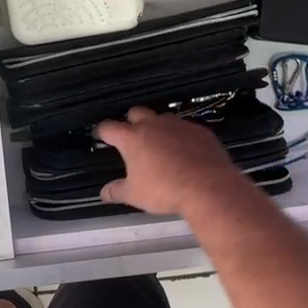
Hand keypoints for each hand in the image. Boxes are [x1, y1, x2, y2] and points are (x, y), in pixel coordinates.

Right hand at [95, 107, 250, 213]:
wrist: (208, 187)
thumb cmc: (165, 190)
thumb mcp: (135, 195)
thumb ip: (117, 191)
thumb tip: (103, 193)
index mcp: (132, 138)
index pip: (109, 127)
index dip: (102, 130)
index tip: (99, 134)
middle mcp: (153, 125)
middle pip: (136, 113)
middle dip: (130, 121)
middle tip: (132, 137)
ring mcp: (178, 125)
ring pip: (162, 118)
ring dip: (157, 127)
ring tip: (160, 145)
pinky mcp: (199, 130)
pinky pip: (185, 128)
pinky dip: (180, 137)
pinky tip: (185, 151)